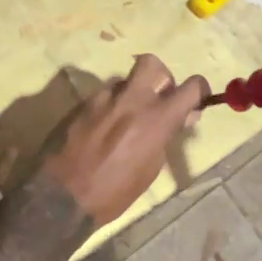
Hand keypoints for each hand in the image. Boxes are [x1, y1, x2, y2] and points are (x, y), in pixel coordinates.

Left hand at [42, 54, 207, 228]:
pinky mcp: (81, 104)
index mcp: (156, 119)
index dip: (198, 90)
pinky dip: (110, 107)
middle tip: (158, 98)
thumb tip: (182, 118)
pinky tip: (103, 130)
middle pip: (152, 63)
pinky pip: (104, 96)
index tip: (196, 99)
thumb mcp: (151, 169)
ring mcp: (103, 98)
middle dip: (160, 76)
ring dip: (132, 95)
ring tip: (126, 121)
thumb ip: (166, 136)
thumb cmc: (115, 193)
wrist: (62, 196)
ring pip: (125, 82)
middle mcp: (132, 100)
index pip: (190, 87)